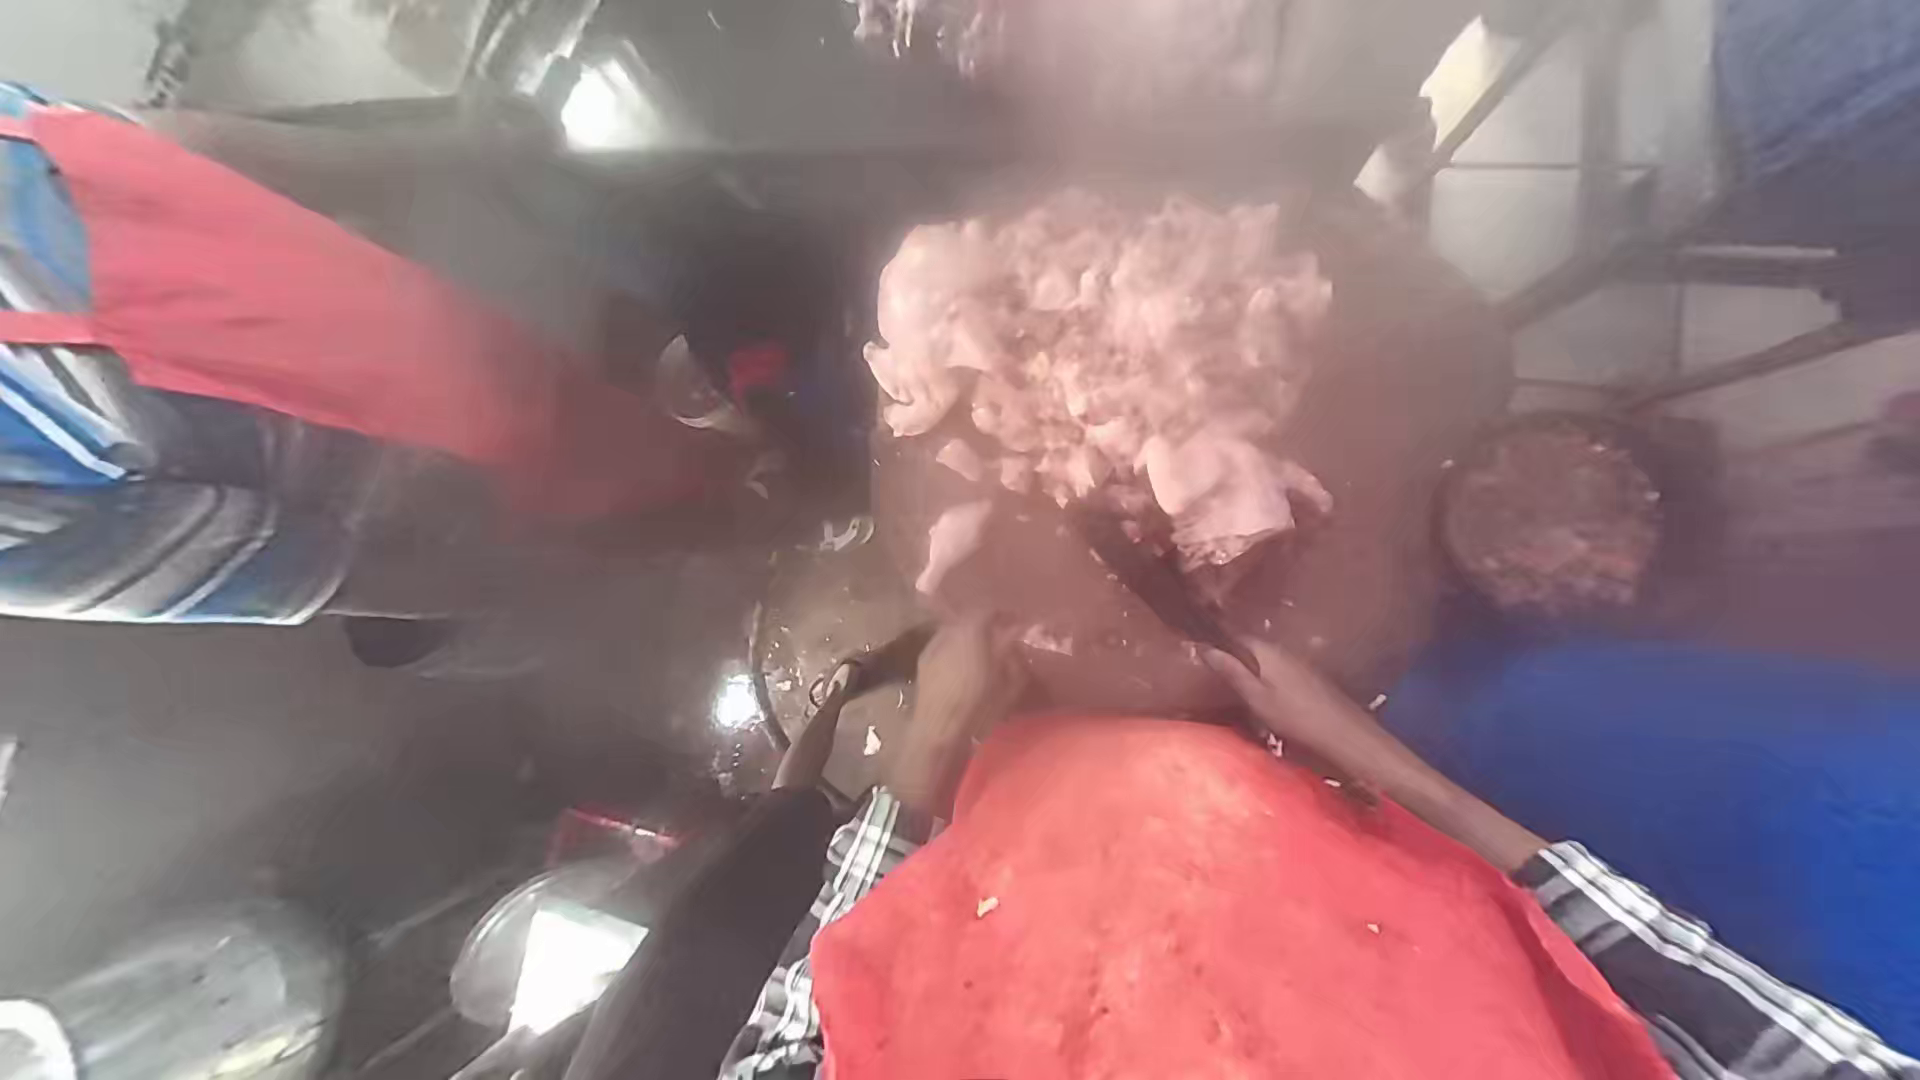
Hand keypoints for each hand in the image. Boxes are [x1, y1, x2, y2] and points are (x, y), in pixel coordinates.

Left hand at [887, 611, 1023, 817]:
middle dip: (985, 624)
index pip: (988, 610)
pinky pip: (943, 645)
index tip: (1016, 622)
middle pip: (969, 618)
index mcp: (971, 632)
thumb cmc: (976, 710)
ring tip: (982, 650)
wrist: (936, 735)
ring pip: (954, 631)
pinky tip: (963, 664)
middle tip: (1000, 635)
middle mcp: (948, 632)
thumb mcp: (1007, 683)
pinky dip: (955, 649)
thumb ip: (1013, 654)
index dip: (1004, 614)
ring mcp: (932, 645)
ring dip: (968, 636)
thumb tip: (1017, 635)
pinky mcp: (923, 661)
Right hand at [1207, 636, 1547, 874]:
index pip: (1232, 635)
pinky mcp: (1310, 684)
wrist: (1357, 744)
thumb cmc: (1302, 721)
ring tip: (1226, 695)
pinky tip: (1257, 706)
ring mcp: (1299, 668)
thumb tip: (1204, 647)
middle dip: (1228, 659)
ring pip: (1261, 664)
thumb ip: (1231, 672)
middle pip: (1247, 650)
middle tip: (1205, 679)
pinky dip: (1261, 687)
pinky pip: (1275, 677)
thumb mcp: (1258, 699)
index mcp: (1267, 651)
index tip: (1194, 655)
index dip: (1213, 643)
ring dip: (1245, 675)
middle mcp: (1283, 653)